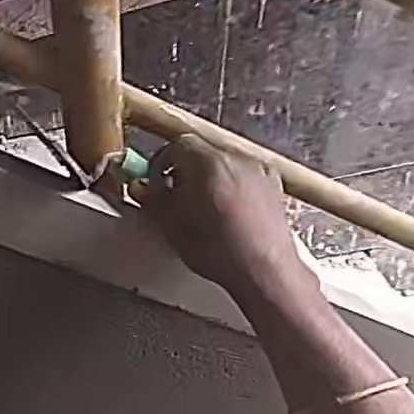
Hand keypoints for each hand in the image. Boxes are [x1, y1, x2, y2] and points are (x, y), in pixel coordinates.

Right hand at [145, 134, 316, 308]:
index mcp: (208, 163)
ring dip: (206, 180)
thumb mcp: (172, 226)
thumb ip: (153, 200)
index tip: (154, 182)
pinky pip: (241, 176)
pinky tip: (221, 216)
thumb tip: (142, 188)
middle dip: (183, 172)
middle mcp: (236, 159)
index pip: (178, 145)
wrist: (261, 269)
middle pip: (201, 152)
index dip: (160, 163)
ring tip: (197, 211)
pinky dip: (228, 188)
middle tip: (171, 197)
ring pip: (222, 164)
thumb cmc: (220, 250)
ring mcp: (257, 170)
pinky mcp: (272, 185)